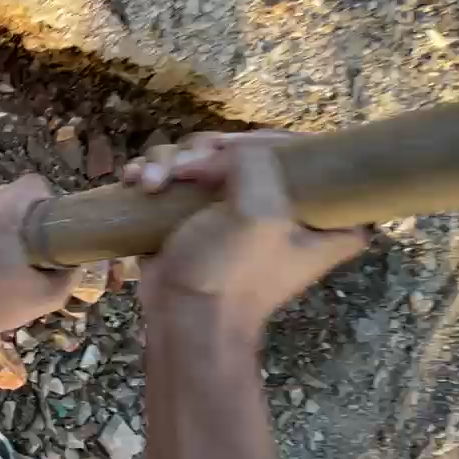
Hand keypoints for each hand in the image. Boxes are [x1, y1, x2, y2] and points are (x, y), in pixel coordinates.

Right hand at [122, 132, 366, 344]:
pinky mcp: (194, 217)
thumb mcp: (260, 213)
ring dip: (167, 165)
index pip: (301, 153)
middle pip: (241, 151)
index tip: (226, 149)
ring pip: (200, 162)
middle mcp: (283, 208)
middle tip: (182, 170)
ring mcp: (234, 211)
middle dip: (201, 155)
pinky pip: (175, 179)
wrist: (185, 316)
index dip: (262, 141)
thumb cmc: (231, 273)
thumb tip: (221, 149)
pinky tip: (134, 181)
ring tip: (148, 183)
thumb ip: (254, 163)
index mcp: (324, 215)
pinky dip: (153, 175)